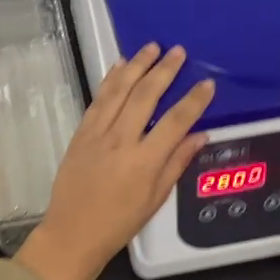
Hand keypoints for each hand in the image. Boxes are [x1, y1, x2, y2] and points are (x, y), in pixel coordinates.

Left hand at [15, 43, 213, 279]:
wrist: (72, 232)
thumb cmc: (119, 222)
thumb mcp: (155, 199)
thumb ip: (177, 163)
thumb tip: (200, 135)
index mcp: (145, 162)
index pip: (176, 122)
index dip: (194, 100)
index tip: (207, 83)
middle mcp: (121, 141)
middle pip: (146, 96)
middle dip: (164, 70)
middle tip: (178, 52)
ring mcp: (98, 133)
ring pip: (120, 90)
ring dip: (137, 65)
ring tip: (152, 47)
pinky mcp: (82, 131)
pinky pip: (99, 98)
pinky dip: (111, 79)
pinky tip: (121, 65)